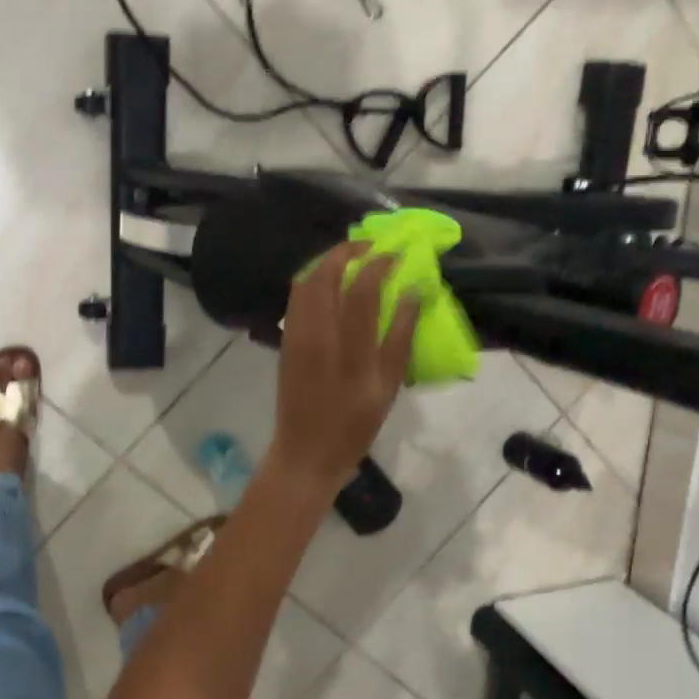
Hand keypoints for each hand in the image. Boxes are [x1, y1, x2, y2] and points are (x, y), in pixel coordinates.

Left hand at [269, 242, 418, 491]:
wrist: (306, 452)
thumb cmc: (354, 425)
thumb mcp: (387, 386)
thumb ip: (400, 336)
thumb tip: (413, 293)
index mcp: (349, 348)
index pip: (362, 288)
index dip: (379, 262)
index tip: (396, 253)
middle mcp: (317, 334)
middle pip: (324, 275)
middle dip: (346, 251)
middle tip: (370, 246)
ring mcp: (296, 336)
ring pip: (305, 282)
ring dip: (327, 263)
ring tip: (351, 260)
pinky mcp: (285, 341)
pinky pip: (296, 298)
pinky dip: (312, 281)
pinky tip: (329, 284)